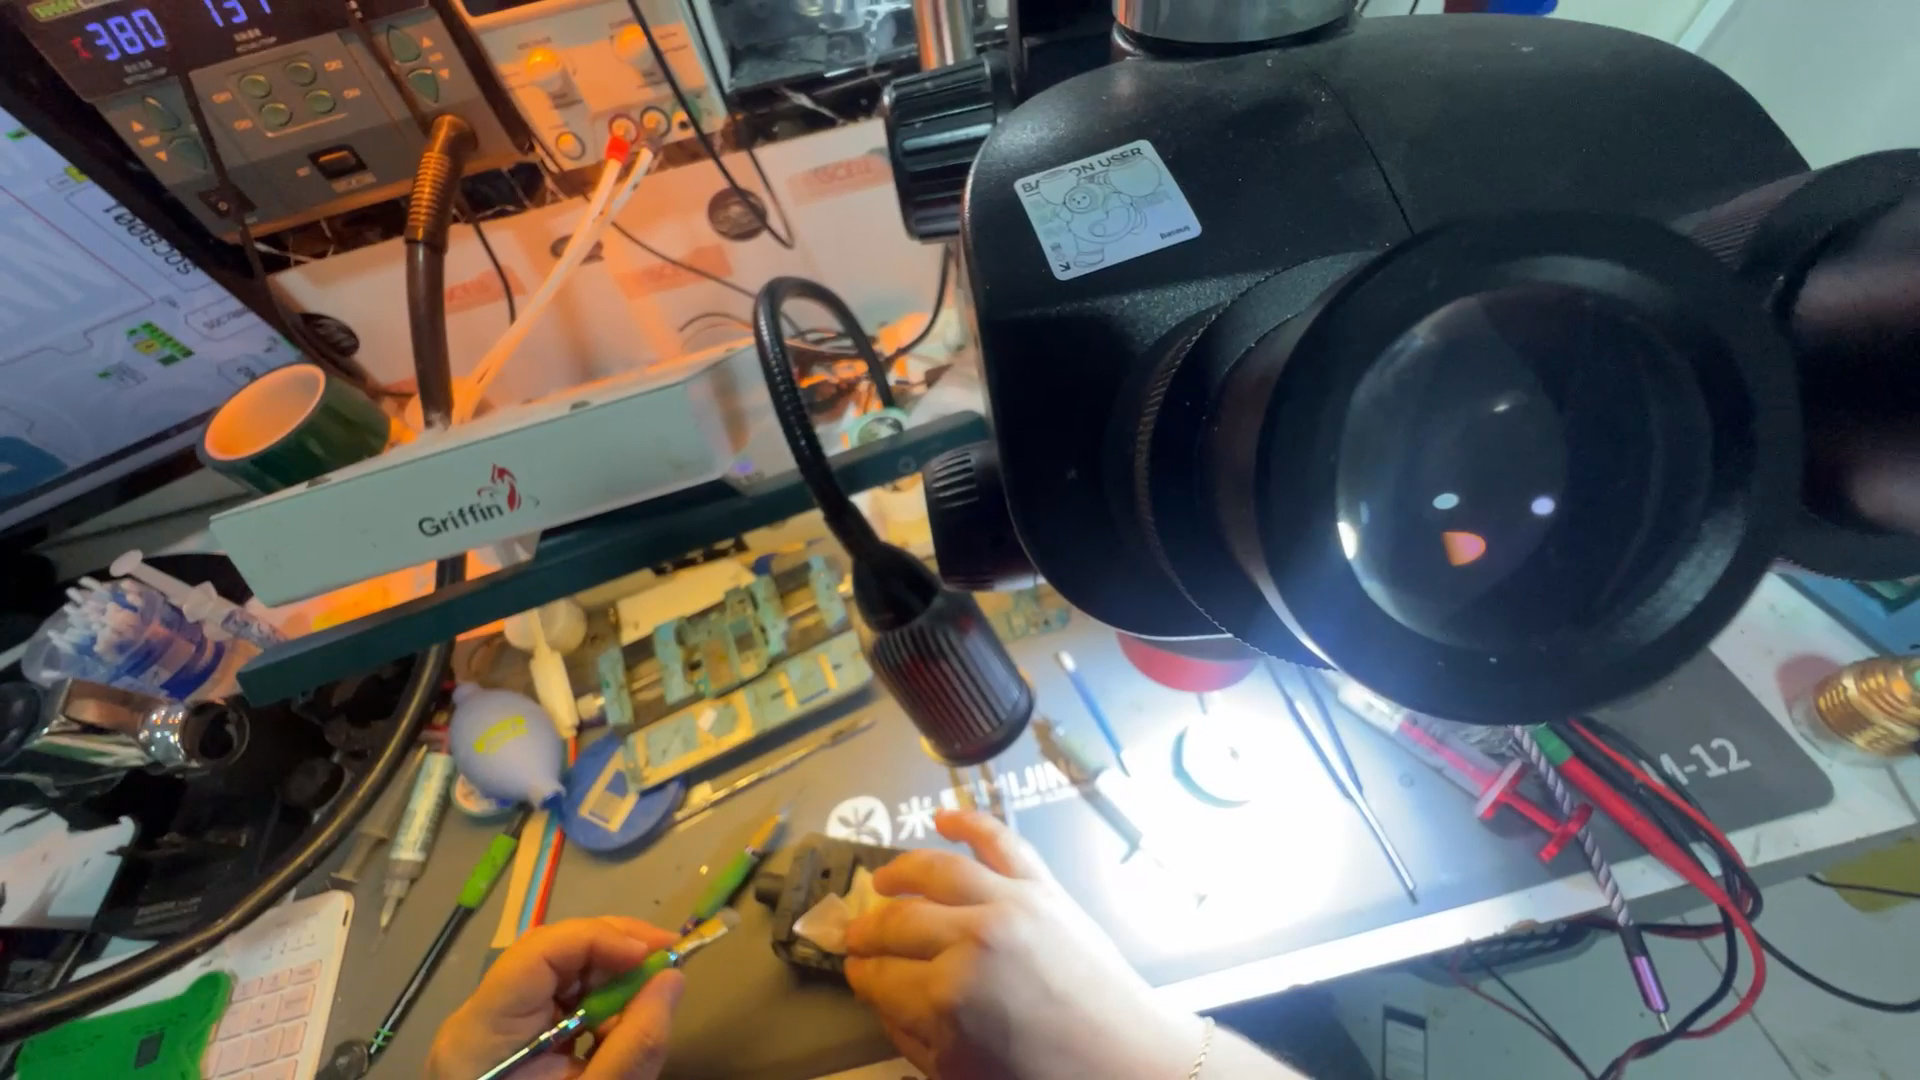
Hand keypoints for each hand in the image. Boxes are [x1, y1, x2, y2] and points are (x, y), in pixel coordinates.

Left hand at [426, 916, 684, 1079]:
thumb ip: (635, 1045)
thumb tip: (673, 976)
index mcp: (483, 1033)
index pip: (541, 950)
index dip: (602, 939)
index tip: (655, 956)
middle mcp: (479, 1017)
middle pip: (554, 951)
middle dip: (616, 951)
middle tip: (667, 961)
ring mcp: (494, 1026)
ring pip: (563, 969)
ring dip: (613, 977)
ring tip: (645, 1006)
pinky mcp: (511, 1037)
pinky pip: (561, 996)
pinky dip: (600, 1002)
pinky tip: (618, 1030)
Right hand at [844, 810, 1205, 1079]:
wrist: (1126, 1058)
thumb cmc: (1042, 1074)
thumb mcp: (961, 1072)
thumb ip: (910, 1032)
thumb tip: (877, 992)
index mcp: (949, 997)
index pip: (881, 974)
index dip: (859, 971)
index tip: (851, 966)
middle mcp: (973, 938)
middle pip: (900, 921)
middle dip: (867, 929)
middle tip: (854, 932)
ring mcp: (1010, 901)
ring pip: (938, 869)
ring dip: (901, 870)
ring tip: (881, 878)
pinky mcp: (1042, 884)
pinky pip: (1000, 840)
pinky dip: (969, 821)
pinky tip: (942, 818)